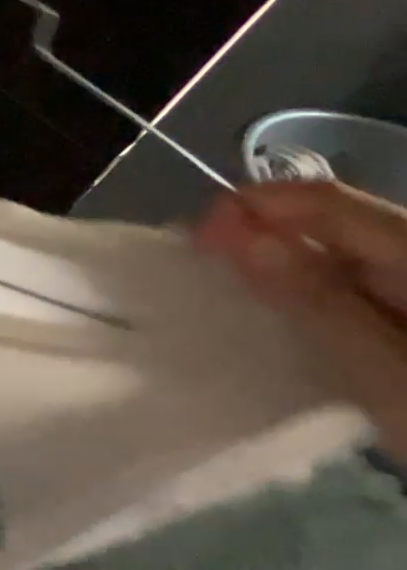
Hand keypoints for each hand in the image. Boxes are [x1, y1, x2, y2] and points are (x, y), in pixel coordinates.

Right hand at [195, 180, 406, 457]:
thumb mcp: (391, 379)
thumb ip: (317, 302)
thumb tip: (241, 236)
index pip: (326, 201)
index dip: (251, 207)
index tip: (195, 242)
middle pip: (339, 226)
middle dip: (266, 239)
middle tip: (208, 270)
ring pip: (351, 258)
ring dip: (291, 270)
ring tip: (246, 298)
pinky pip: (370, 288)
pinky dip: (324, 297)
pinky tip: (302, 323)